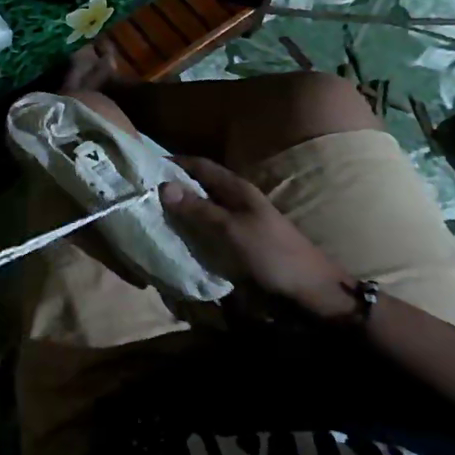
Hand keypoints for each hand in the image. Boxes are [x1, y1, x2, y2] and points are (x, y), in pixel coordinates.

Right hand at [160, 155, 355, 319]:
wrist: (311, 291)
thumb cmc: (273, 254)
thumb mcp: (232, 230)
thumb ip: (198, 209)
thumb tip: (163, 185)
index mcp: (236, 189)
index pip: (200, 165)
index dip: (174, 162)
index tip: (145, 166)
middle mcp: (235, 200)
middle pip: (199, 186)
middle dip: (172, 187)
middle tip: (142, 193)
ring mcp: (237, 222)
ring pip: (201, 208)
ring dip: (179, 210)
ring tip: (150, 214)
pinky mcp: (237, 242)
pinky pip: (206, 230)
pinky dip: (189, 230)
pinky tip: (173, 238)